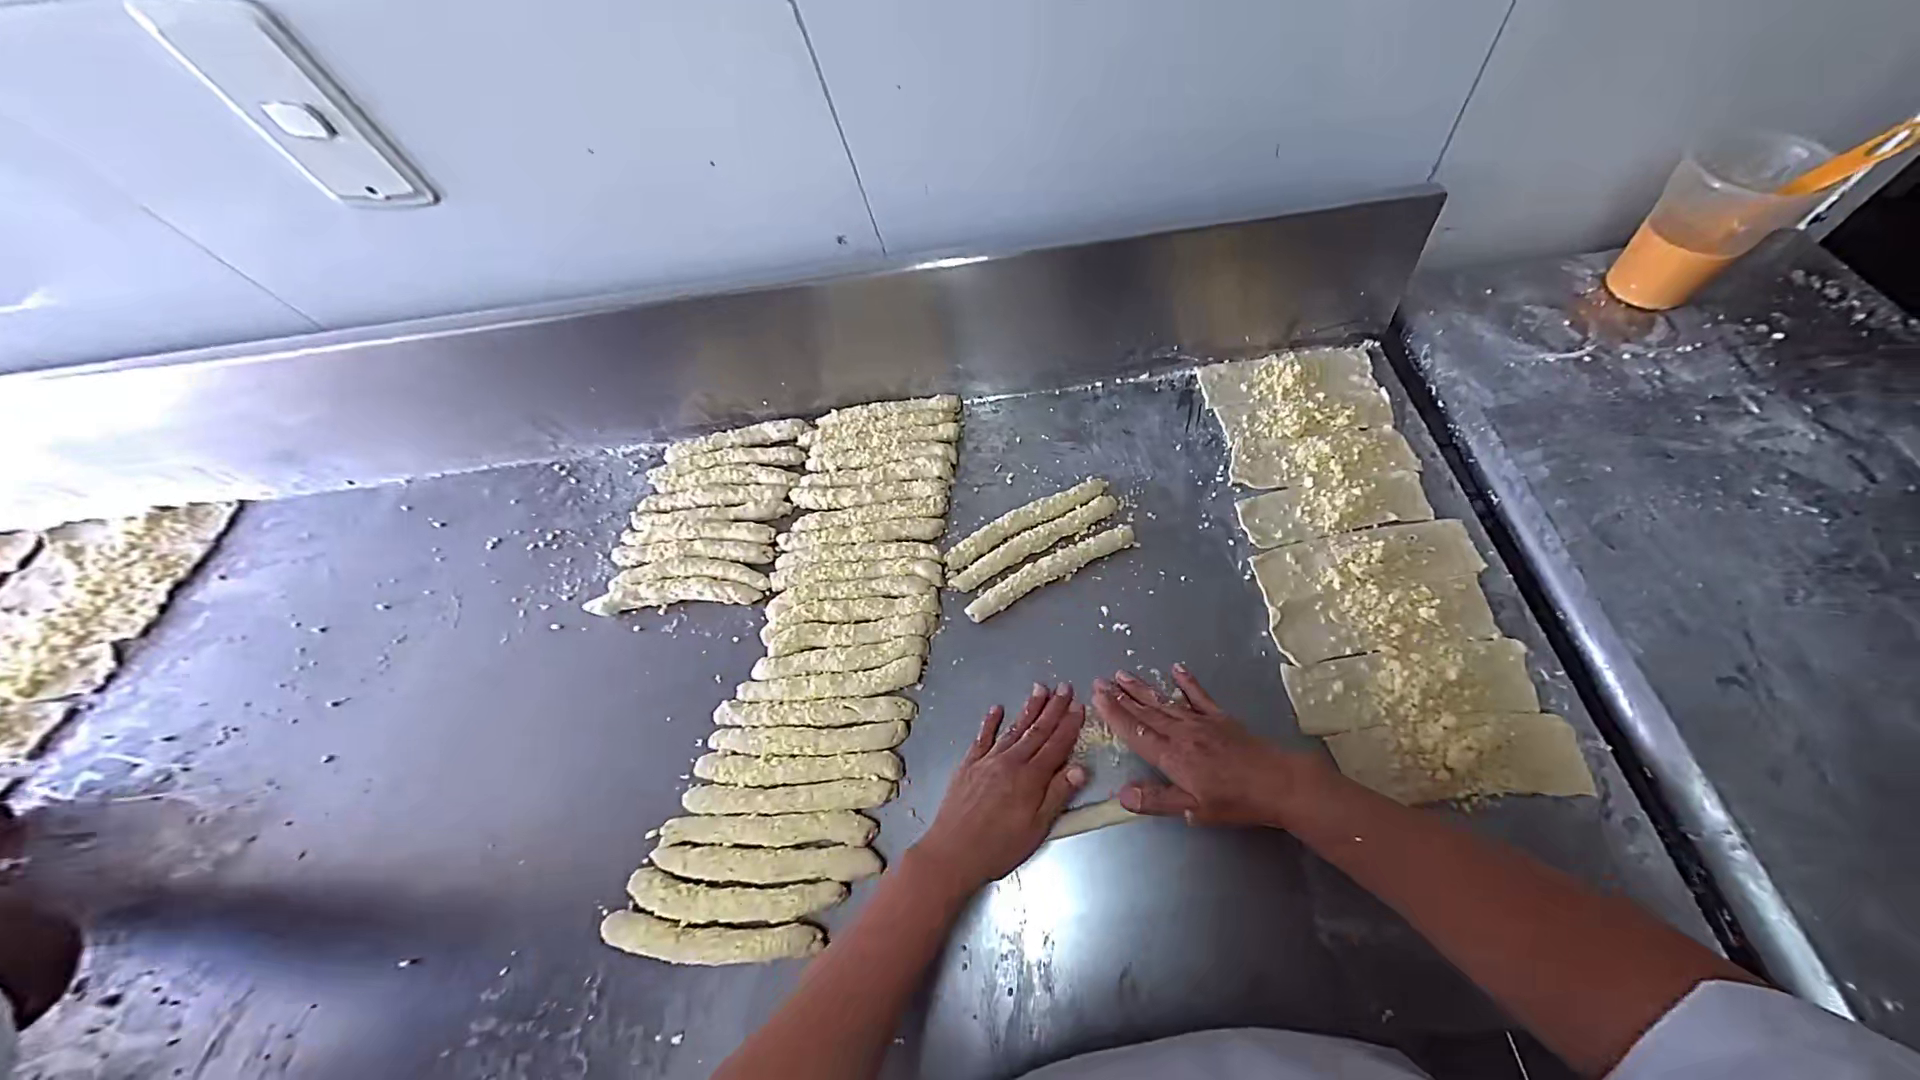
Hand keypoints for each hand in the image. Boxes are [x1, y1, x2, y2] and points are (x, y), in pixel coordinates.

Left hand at [911, 683, 1087, 894]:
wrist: (952, 851)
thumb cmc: (999, 847)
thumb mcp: (1037, 829)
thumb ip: (1057, 796)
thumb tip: (1080, 769)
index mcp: (1031, 778)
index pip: (1056, 745)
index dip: (1069, 725)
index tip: (1079, 706)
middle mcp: (1010, 762)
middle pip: (1037, 731)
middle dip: (1054, 708)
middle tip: (1065, 687)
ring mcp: (987, 760)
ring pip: (1013, 729)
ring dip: (1028, 709)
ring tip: (1040, 689)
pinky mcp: (968, 764)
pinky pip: (982, 737)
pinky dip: (990, 722)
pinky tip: (996, 709)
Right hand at [1094, 665, 1332, 828]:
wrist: (1280, 783)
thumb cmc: (1237, 801)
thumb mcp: (1195, 810)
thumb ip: (1157, 800)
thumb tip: (1121, 795)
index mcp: (1172, 756)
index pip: (1135, 731)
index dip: (1114, 714)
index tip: (1097, 697)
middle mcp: (1182, 733)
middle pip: (1145, 712)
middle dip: (1120, 697)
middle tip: (1100, 681)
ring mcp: (1201, 722)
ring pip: (1164, 701)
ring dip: (1142, 688)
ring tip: (1122, 675)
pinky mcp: (1220, 718)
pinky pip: (1198, 696)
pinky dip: (1186, 682)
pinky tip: (1176, 669)